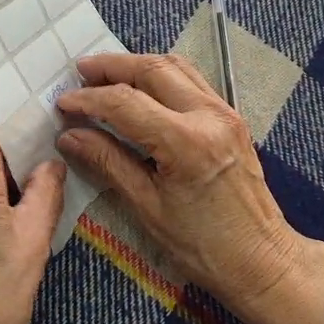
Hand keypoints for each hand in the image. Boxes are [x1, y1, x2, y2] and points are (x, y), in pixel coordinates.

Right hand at [54, 53, 304, 316]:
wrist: (261, 259)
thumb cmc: (202, 245)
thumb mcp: (146, 207)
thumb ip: (108, 162)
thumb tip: (70, 135)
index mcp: (185, 142)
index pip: (124, 102)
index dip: (89, 99)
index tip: (63, 104)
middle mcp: (208, 116)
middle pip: (152, 69)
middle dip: (111, 66)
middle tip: (79, 71)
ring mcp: (224, 112)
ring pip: (176, 67)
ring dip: (137, 64)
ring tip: (105, 73)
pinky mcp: (231, 118)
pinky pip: (192, 81)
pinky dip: (162, 75)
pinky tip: (141, 87)